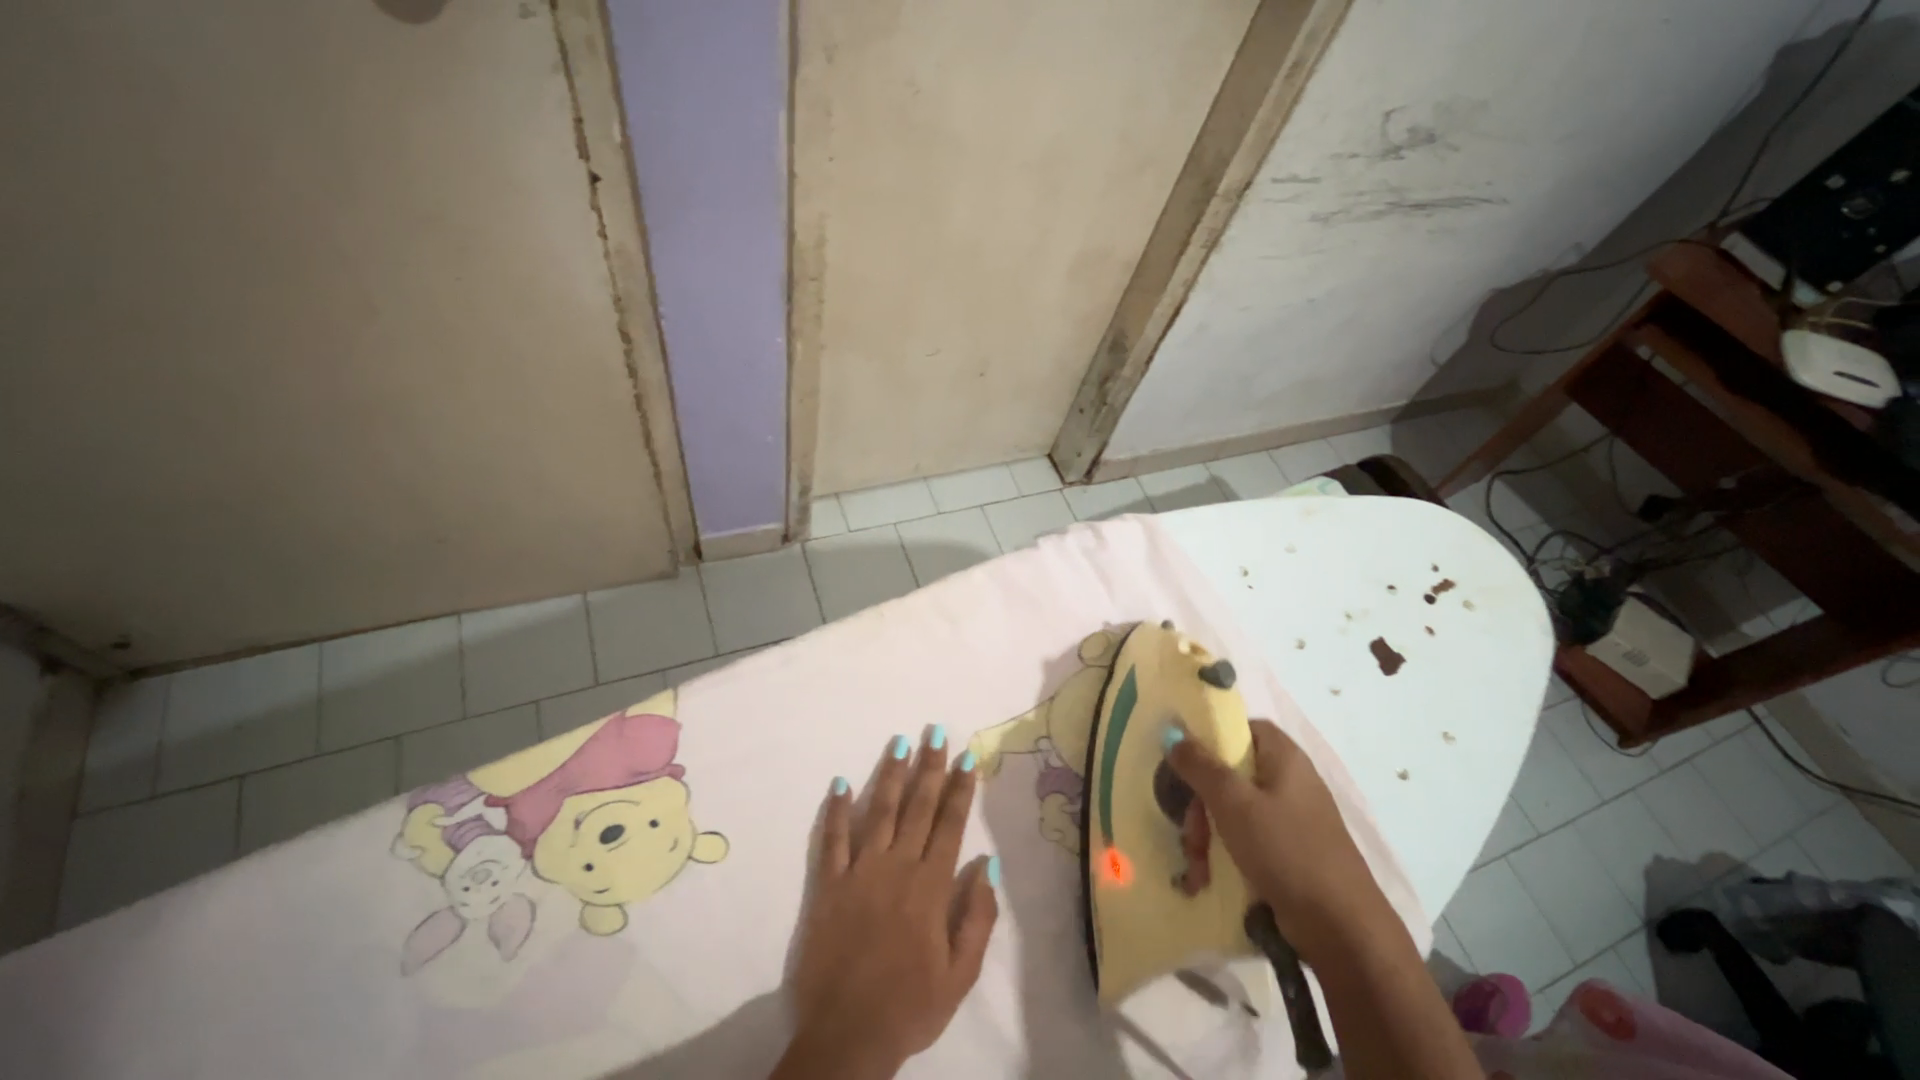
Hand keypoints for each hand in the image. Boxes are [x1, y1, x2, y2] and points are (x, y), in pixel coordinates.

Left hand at [773, 732, 999, 1079]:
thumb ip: (977, 916)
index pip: (950, 825)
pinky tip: (841, 783)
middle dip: (929, 767)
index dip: (960, 788)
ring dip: (890, 776)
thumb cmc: (911, 1006)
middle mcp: (896, 869)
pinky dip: (836, 810)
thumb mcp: (961, 973)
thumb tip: (988, 864)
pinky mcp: (827, 887)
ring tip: (899, 743)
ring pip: (879, 813)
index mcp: (931, 888)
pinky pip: (831, 840)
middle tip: (935, 731)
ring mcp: (858, 874)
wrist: (847, 1034)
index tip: (967, 756)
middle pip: (917, 808)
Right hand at [1166, 720, 1391, 955]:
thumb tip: (1173, 731)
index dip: (1212, 738)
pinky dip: (1224, 856)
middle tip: (1190, 831)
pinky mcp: (1288, 853)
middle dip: (1201, 805)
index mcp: (1284, 758)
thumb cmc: (1285, 850)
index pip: (1244, 728)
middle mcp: (1290, 782)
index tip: (1184, 762)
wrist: (1338, 925)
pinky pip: (1245, 841)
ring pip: (1232, 812)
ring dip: (1206, 836)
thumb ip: (1200, 765)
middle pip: (1230, 774)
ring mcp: (1291, 819)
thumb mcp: (1234, 803)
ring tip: (1197, 868)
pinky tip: (1207, 880)